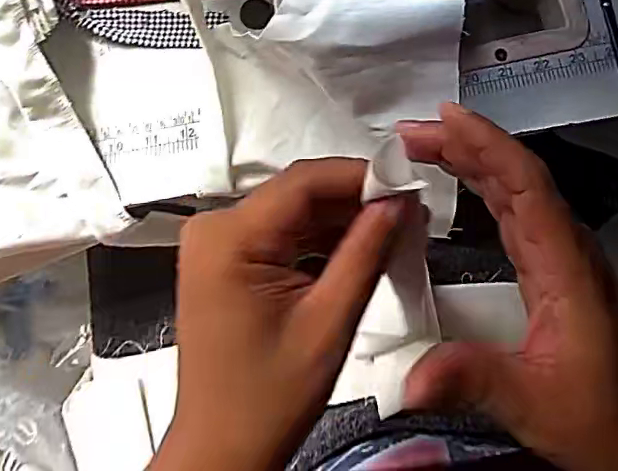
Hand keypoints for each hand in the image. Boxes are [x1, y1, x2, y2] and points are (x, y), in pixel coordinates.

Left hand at [153, 158, 420, 470]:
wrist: (221, 454)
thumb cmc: (257, 407)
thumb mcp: (327, 325)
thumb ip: (365, 253)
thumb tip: (393, 204)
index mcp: (227, 240)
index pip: (304, 180)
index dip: (359, 175)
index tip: (399, 180)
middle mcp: (214, 231)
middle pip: (300, 191)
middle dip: (355, 198)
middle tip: (403, 207)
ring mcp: (219, 242)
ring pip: (295, 208)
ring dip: (342, 217)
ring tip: (389, 228)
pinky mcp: (229, 255)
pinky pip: (284, 228)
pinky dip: (321, 236)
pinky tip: (357, 246)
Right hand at [398, 104, 617, 470]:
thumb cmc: (609, 418)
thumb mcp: (537, 404)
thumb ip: (474, 381)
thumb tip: (411, 378)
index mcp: (563, 259)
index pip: (524, 181)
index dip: (486, 142)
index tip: (447, 118)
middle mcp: (560, 242)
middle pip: (512, 171)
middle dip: (463, 142)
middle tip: (412, 132)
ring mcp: (555, 249)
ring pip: (510, 184)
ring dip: (469, 157)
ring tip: (424, 143)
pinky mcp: (546, 262)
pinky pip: (509, 204)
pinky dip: (479, 181)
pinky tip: (457, 177)